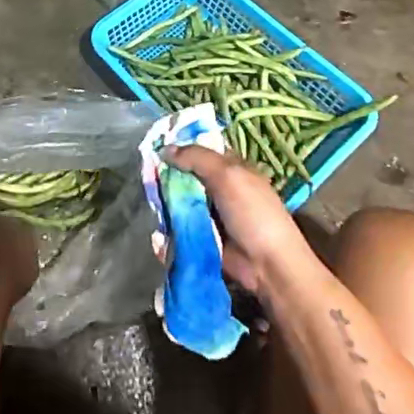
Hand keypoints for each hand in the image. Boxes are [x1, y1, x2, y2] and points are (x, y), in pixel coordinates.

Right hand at [164, 145, 315, 297]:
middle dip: (167, 179)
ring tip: (151, 208)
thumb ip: (197, 158)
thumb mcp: (227, 176)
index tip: (153, 149)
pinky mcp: (203, 238)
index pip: (200, 151)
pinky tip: (158, 236)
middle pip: (185, 178)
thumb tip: (165, 149)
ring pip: (180, 204)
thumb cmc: (252, 212)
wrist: (267, 264)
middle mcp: (219, 188)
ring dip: (165, 207)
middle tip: (146, 181)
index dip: (179, 149)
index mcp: (230, 167)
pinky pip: (180, 230)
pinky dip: (169, 233)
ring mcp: (210, 215)